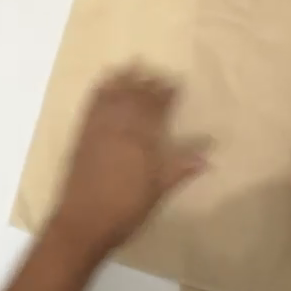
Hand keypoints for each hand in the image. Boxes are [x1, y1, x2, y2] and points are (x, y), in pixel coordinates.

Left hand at [47, 69, 206, 258]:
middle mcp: (119, 129)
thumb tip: (209, 155)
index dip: (166, 94)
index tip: (176, 82)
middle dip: (147, 83)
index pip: (156, 109)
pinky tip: (102, 84)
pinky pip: (91, 107)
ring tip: (132, 65)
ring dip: (123, 80)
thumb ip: (181, 168)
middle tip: (156, 70)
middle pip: (134, 98)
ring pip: (112, 97)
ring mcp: (97, 131)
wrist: (81, 224)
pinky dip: (99, 92)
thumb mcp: (158, 191)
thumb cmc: (125, 210)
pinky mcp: (81, 138)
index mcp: (140, 140)